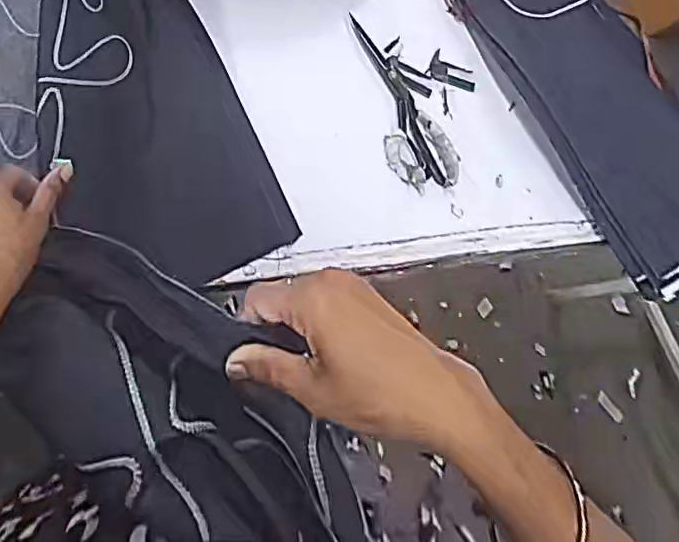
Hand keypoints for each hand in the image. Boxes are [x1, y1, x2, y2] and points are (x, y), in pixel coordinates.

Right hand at [224, 269, 500, 450]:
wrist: (439, 397)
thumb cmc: (389, 394)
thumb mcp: (314, 390)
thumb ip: (267, 367)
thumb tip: (238, 360)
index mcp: (313, 298)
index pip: (254, 298)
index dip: (247, 330)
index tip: (254, 355)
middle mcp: (331, 281)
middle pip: (279, 295)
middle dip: (276, 329)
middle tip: (293, 368)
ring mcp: (351, 284)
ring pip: (303, 297)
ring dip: (301, 326)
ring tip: (323, 365)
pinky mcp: (365, 293)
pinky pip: (327, 298)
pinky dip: (323, 321)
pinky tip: (341, 355)